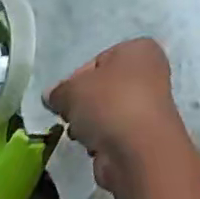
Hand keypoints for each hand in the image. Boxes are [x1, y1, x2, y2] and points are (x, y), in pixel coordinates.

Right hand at [43, 37, 182, 192]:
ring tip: (82, 134)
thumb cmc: (106, 106)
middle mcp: (148, 72)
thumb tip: (51, 95)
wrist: (135, 148)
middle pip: (100, 89)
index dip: (74, 83)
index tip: (62, 101)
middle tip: (70, 118)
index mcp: (137, 49)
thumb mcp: (71, 90)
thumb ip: (57, 91)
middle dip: (81, 105)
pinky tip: (94, 146)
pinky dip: (100, 139)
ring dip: (88, 124)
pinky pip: (111, 132)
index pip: (95, 62)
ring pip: (104, 112)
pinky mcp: (142, 133)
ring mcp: (147, 104)